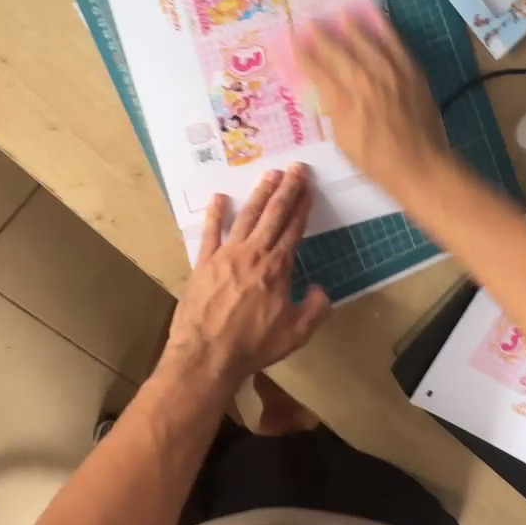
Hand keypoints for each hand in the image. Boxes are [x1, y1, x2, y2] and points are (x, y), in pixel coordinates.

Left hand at [160, 165, 331, 395]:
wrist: (207, 356)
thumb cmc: (253, 346)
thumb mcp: (296, 334)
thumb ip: (315, 309)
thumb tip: (322, 289)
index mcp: (277, 268)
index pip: (294, 229)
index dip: (303, 206)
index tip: (309, 187)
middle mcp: (253, 254)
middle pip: (273, 215)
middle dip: (287, 189)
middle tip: (296, 167)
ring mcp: (226, 255)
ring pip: (246, 217)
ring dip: (259, 194)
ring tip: (270, 174)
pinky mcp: (203, 263)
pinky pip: (210, 233)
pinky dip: (215, 214)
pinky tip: (219, 197)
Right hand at [297, 9, 452, 192]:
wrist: (420, 165)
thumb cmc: (377, 161)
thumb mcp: (343, 140)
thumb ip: (333, 113)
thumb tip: (326, 93)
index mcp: (343, 101)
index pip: (317, 70)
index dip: (302, 53)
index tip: (292, 39)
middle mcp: (364, 82)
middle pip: (338, 51)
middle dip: (321, 35)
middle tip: (310, 21)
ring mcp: (390, 74)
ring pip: (367, 42)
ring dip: (351, 26)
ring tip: (340, 12)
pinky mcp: (411, 72)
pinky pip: (396, 45)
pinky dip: (385, 30)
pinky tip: (377, 19)